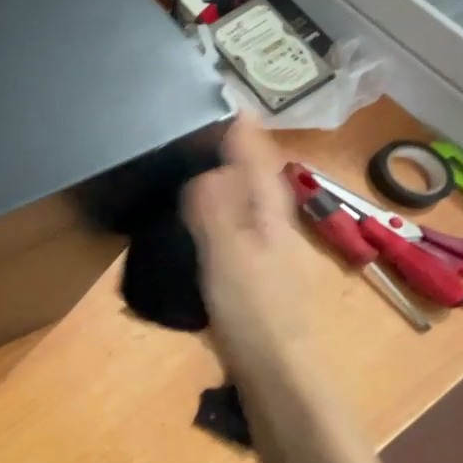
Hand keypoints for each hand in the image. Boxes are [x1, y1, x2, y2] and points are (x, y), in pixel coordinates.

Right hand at [182, 118, 309, 372]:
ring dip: (220, 167)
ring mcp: (262, 243)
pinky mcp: (249, 265)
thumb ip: (215, 207)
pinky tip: (189, 209)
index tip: (213, 90)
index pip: (254, 151)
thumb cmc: (254, 310)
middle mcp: (270, 219)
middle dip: (227, 139)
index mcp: (268, 209)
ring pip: (242, 192)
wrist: (276, 372)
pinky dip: (212, 199)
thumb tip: (205, 168)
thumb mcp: (228, 253)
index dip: (236, 122)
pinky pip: (229, 215)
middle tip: (189, 117)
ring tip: (185, 151)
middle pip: (251, 167)